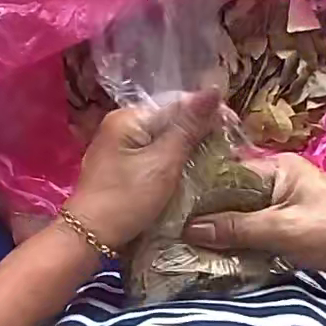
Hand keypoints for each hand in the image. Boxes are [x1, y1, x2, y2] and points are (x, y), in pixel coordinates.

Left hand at [62, 91, 222, 249]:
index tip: (235, 128)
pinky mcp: (119, 165)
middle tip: (229, 146)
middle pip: (169, 118)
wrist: (90, 235)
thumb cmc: (127, 199)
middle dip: (199, 129)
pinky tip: (189, 169)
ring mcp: (117, 145)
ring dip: (187, 145)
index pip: (177, 102)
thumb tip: (213, 90)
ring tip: (215, 156)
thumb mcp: (163, 162)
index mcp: (128, 117)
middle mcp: (120, 124)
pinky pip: (151, 153)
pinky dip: (171, 158)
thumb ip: (188, 127)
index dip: (209, 112)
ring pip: (161, 137)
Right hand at [183, 153, 325, 285]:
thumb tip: (188, 229)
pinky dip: (239, 237)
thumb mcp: (282, 229)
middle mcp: (280, 179)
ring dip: (222, 226)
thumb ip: (236, 228)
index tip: (170, 202)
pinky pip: (255, 227)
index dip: (198, 186)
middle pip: (232, 192)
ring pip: (242, 212)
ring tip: (187, 238)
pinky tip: (218, 249)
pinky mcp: (293, 224)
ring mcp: (287, 202)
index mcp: (278, 167)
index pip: (226, 170)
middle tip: (172, 223)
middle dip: (206, 209)